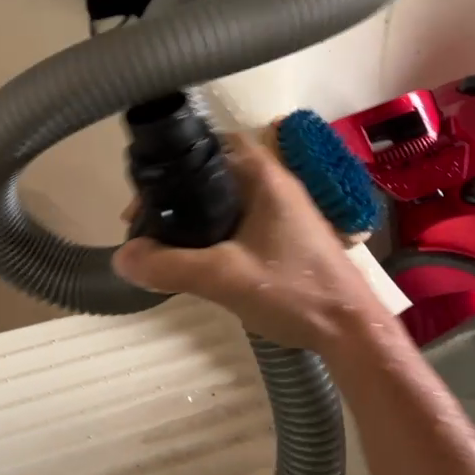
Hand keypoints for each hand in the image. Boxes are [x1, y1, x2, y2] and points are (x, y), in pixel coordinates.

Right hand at [112, 131, 376, 351]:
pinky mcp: (290, 236)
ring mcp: (287, 211)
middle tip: (152, 220)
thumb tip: (122, 257)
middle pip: (219, 171)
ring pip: (232, 198)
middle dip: (183, 191)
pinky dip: (219, 228)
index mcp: (265, 177)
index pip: (216, 143)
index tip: (150, 189)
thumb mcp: (223, 279)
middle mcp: (278, 184)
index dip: (179, 159)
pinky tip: (203, 256)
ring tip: (169, 239)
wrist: (352, 332)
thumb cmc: (294, 292)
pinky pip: (244, 219)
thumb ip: (170, 266)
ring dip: (201, 212)